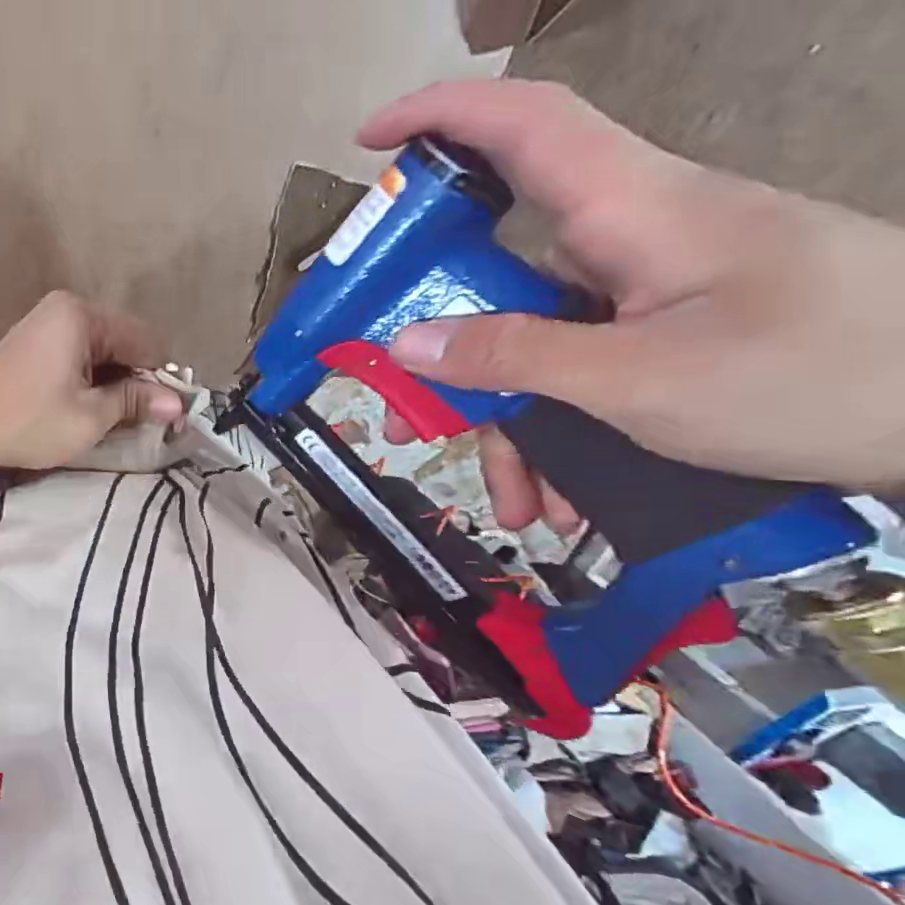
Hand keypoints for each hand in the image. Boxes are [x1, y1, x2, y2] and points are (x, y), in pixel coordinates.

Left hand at [0, 291, 184, 470]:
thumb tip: (179, 403)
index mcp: (80, 314)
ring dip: (109, 382)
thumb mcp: (89, 418)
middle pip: (121, 341)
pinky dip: (86, 380)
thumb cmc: (26, 424)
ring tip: (109, 419)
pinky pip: (74, 356)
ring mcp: (42, 324)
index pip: (144, 339)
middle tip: (138, 420)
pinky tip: (83, 408)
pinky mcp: (29, 344)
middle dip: (133, 379)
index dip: (160, 377)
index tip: (167, 413)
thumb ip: (135, 402)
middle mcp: (62, 308)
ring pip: (98, 351)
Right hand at [359, 78, 904, 526]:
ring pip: (529, 339)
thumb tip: (407, 344)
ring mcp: (643, 289)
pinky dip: (554, 435)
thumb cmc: (825, 379)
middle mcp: (630, 239)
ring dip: (504, 421)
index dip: (441, 118)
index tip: (370, 142)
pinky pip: (572, 372)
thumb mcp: (643, 381)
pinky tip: (556, 496)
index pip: (528, 127)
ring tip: (507, 495)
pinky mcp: (658, 329)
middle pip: (496, 267)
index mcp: (636, 213)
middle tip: (395, 402)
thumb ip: (516, 358)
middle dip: (437, 343)